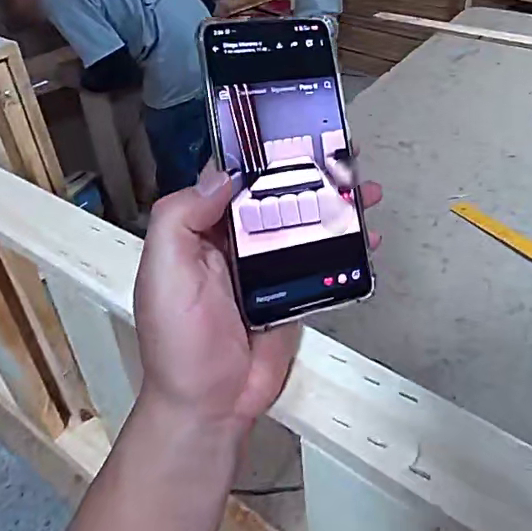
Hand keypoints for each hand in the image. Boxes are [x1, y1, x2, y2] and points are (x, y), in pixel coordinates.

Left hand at [131, 162, 382, 434]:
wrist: (210, 404)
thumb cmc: (178, 340)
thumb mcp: (165, 268)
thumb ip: (182, 215)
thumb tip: (223, 174)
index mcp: (200, 227)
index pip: (230, 176)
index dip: (258, 151)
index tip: (290, 126)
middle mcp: (235, 240)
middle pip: (277, 194)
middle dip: (309, 172)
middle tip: (342, 153)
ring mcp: (266, 266)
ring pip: (304, 222)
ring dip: (335, 204)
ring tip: (364, 188)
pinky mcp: (293, 290)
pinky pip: (321, 260)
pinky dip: (346, 247)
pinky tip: (367, 237)